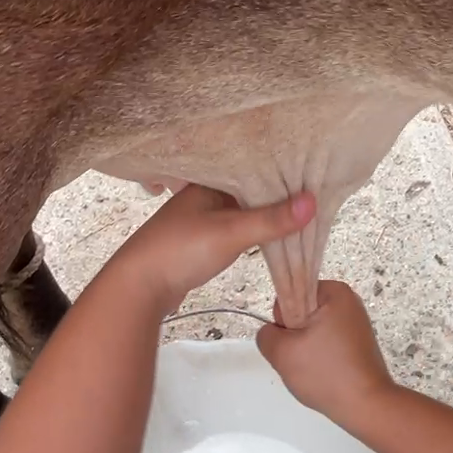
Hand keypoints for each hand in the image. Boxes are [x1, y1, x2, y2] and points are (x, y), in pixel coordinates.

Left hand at [102, 184, 315, 312]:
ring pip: (242, 209)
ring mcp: (201, 217)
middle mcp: (204, 193)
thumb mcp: (231, 233)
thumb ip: (271, 219)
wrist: (138, 286)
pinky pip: (234, 227)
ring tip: (300, 212)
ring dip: (265, 212)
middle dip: (276, 192)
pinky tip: (270, 234)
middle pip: (248, 188)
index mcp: (209, 180)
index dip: (280, 169)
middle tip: (313, 191)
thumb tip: (313, 202)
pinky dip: (252, 229)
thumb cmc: (180, 251)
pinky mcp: (200, 239)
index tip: (311, 169)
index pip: (251, 166)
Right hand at [256, 281, 399, 427]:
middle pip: (301, 312)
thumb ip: (266, 334)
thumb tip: (272, 333)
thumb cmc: (325, 373)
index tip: (293, 340)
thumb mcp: (282, 352)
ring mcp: (356, 322)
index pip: (291, 295)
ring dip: (306, 348)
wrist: (367, 406)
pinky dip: (321, 356)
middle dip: (295, 335)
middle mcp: (349, 301)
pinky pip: (327, 342)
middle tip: (301, 358)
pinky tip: (324, 373)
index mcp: (334, 292)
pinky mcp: (359, 342)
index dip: (284, 319)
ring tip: (314, 369)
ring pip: (313, 329)